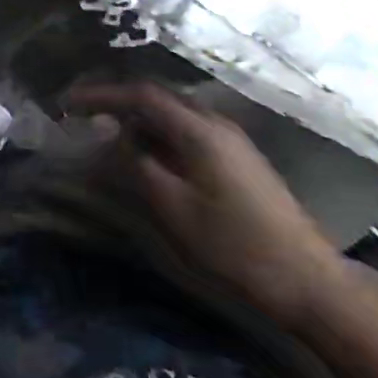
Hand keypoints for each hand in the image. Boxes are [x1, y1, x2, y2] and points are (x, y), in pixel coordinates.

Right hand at [70, 81, 348, 330]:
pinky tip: (145, 155)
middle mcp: (216, 123)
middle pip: (158, 98)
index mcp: (200, 130)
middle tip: (82, 115)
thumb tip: (108, 135)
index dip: (100, 95)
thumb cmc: (235, 246)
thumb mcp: (174, 208)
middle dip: (116, 101)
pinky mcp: (237, 158)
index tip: (67, 104)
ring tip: (106, 135)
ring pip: (173, 114)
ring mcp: (231, 140)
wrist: (310, 282)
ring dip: (137, 119)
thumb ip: (136, 165)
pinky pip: (187, 130)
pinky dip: (157, 134)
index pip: (141, 95)